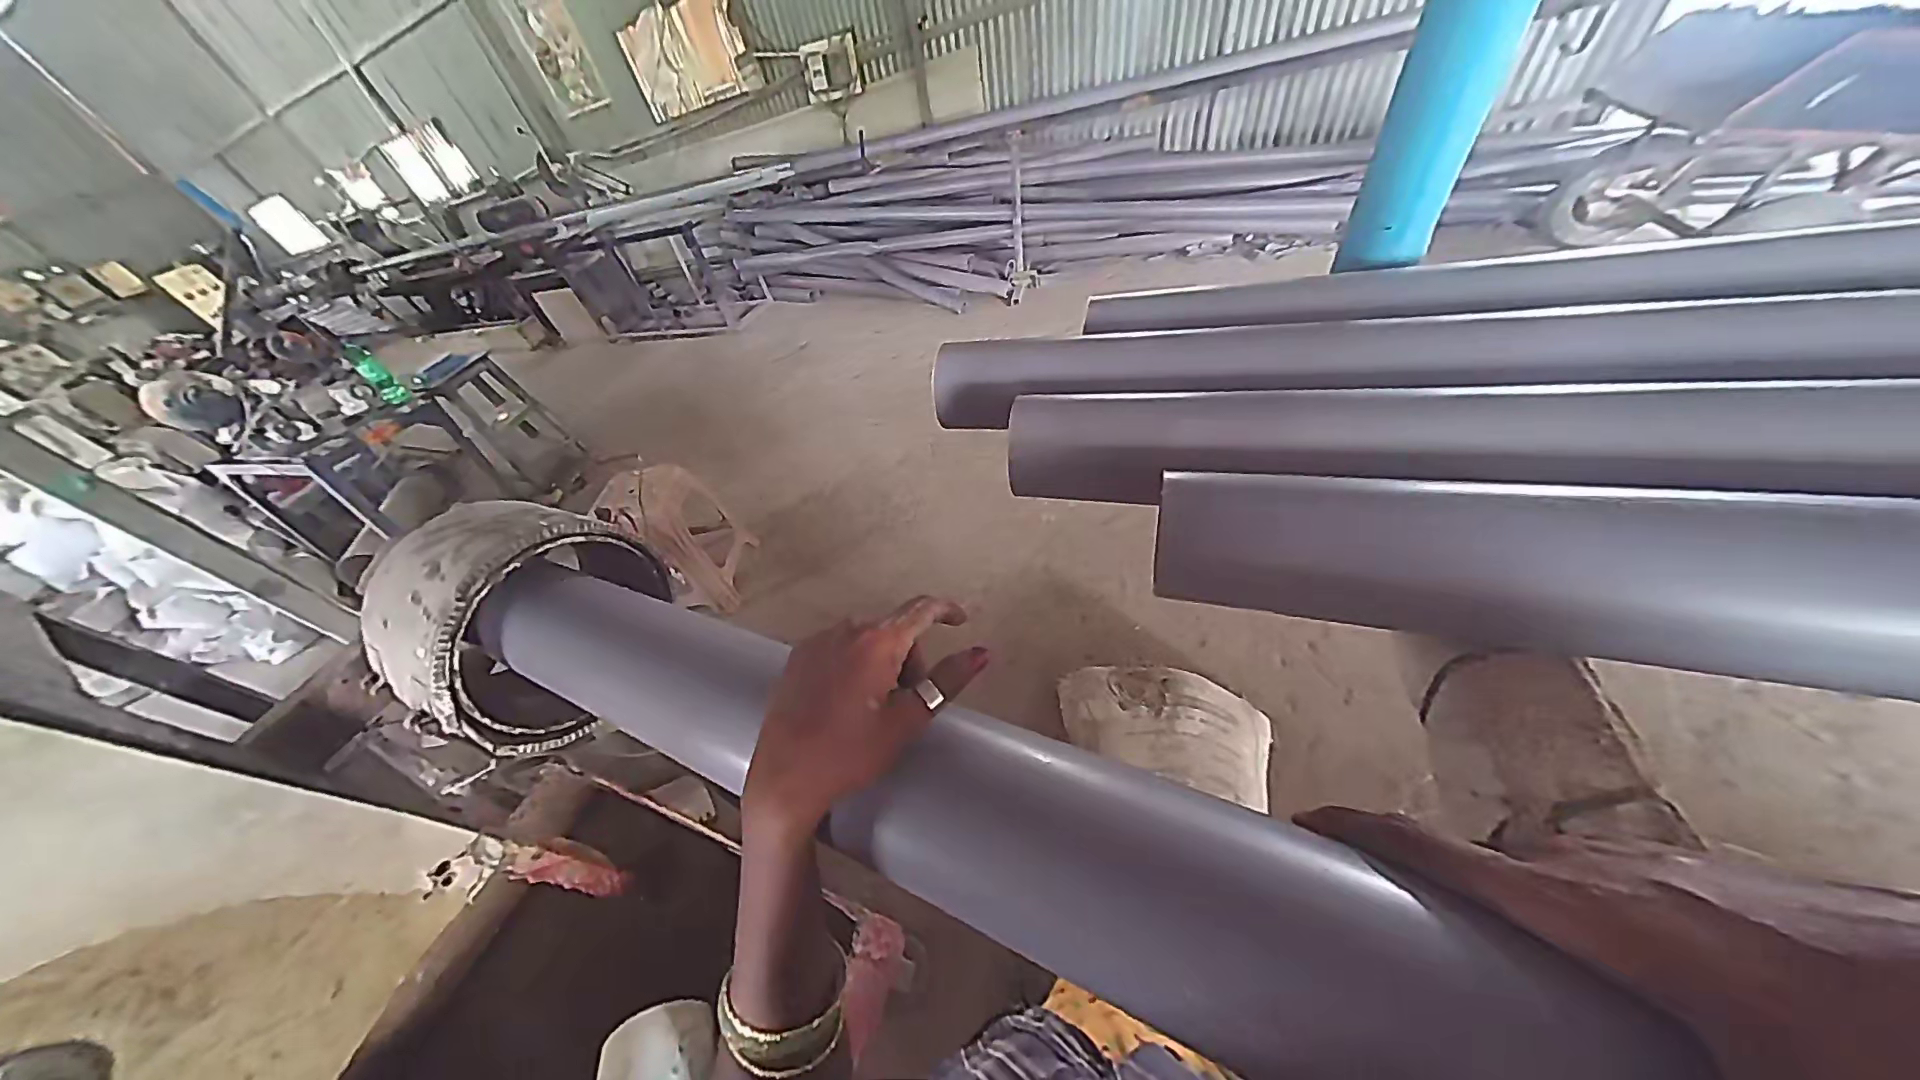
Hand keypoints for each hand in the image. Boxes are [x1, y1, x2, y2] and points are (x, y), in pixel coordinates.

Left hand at [743, 596, 989, 836]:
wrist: (786, 777)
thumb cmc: (852, 752)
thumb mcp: (908, 719)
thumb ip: (948, 679)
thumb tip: (982, 652)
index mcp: (877, 642)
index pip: (922, 609)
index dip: (946, 611)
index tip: (960, 621)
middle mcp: (846, 630)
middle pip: (895, 631)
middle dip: (910, 659)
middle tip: (904, 704)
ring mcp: (818, 641)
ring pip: (867, 640)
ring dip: (882, 663)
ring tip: (873, 709)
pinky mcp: (798, 656)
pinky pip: (841, 647)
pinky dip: (855, 664)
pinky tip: (847, 702)